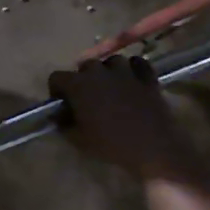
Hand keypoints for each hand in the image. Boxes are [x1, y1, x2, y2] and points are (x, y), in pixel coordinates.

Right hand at [48, 56, 209, 189]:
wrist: (153, 148)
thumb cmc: (110, 144)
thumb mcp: (78, 139)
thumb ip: (63, 123)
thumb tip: (57, 115)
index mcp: (79, 85)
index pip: (57, 77)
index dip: (57, 89)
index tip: (63, 103)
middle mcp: (100, 71)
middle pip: (85, 66)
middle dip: (83, 79)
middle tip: (88, 98)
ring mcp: (125, 71)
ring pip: (111, 61)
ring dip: (108, 72)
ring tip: (111, 88)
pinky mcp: (147, 76)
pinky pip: (137, 63)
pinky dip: (133, 69)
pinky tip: (132, 81)